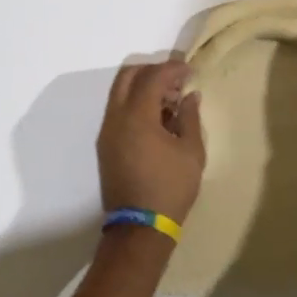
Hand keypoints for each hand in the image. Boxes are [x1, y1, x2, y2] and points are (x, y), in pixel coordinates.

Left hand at [97, 60, 205, 222]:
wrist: (140, 227)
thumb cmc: (170, 188)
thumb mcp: (191, 152)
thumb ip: (189, 117)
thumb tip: (190, 96)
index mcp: (136, 116)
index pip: (152, 77)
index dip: (172, 69)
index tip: (190, 71)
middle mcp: (115, 118)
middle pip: (128, 76)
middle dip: (153, 71)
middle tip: (176, 81)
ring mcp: (107, 131)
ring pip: (119, 92)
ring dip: (142, 87)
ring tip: (169, 102)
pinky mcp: (105, 144)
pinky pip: (117, 111)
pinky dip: (135, 104)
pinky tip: (157, 119)